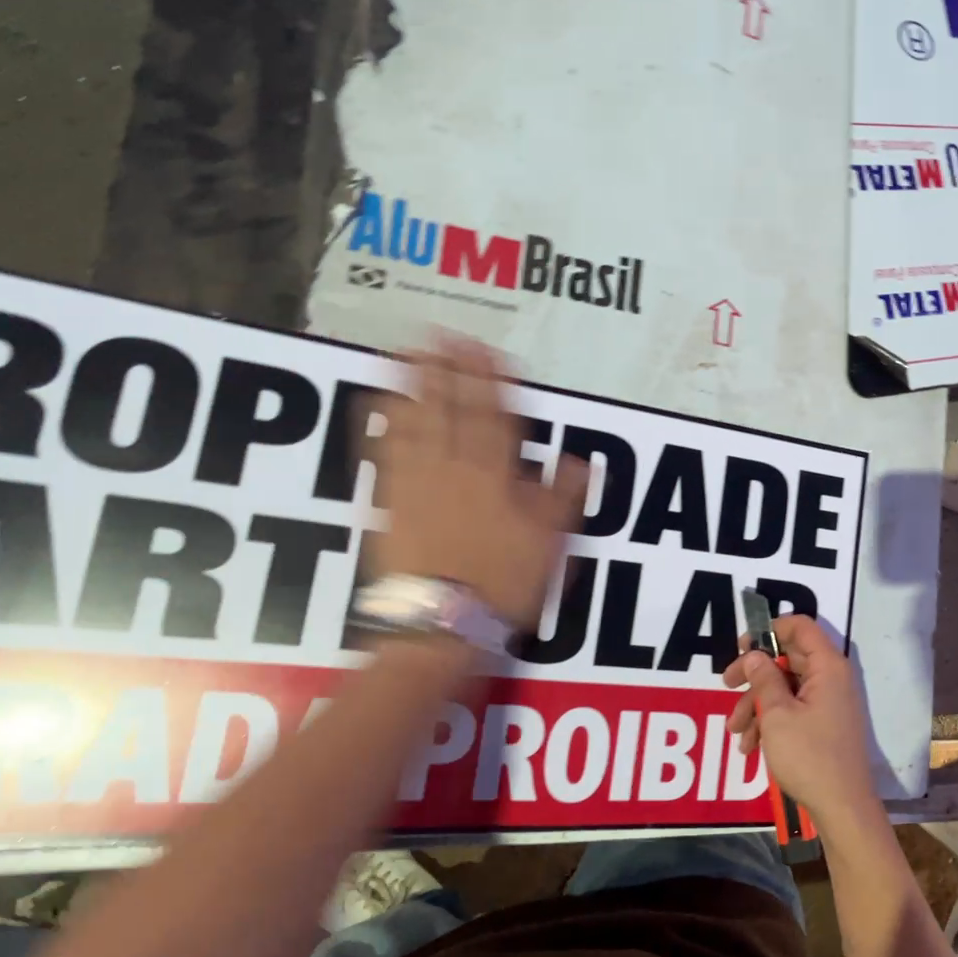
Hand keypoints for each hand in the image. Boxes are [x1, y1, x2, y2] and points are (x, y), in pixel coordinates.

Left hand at [372, 333, 587, 625]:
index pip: (494, 419)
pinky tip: (375, 405)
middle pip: (450, 411)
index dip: (490, 382)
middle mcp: (453, 471)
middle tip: (440, 334)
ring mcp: (416, 484)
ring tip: (406, 353)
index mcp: (495, 478)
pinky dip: (380, 424)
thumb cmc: (502, 584)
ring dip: (411, 385)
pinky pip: (383, 452)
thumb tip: (582, 461)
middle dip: (447, 370)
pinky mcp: (388, 504)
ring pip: (414, 423)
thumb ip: (561, 498)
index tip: (485, 350)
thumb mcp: (548, 543)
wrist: (439, 621)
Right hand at [722, 615, 879, 825]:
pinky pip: (794, 709)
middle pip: (788, 658)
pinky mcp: (825, 723)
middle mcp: (832, 678)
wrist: (841, 805)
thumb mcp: (777, 715)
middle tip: (725, 686)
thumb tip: (754, 654)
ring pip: (786, 687)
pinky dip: (771, 721)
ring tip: (736, 732)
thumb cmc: (809, 755)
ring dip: (757, 704)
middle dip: (754, 675)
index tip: (741, 646)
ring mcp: (829, 701)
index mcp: (827, 666)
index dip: (769, 629)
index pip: (800, 626)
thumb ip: (763, 678)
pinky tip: (751, 746)